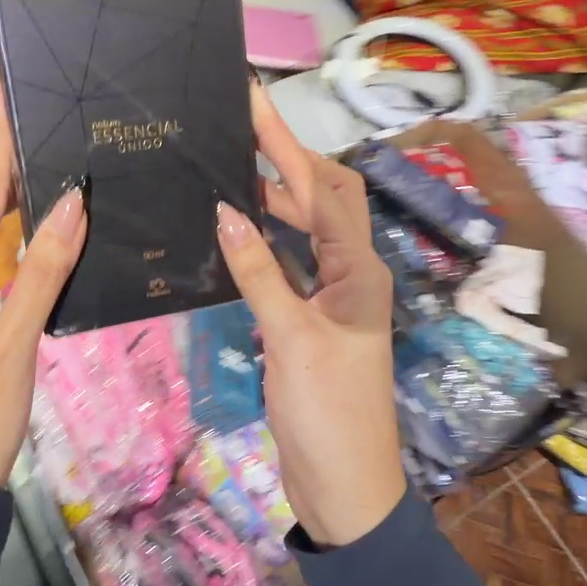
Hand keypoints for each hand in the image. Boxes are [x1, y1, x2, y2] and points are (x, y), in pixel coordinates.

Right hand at [217, 85, 406, 546]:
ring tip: (231, 170)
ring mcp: (337, 295)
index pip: (319, 188)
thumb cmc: (326, 413)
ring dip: (277, 197)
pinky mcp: (316, 318)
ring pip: (310, 227)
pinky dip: (270, 239)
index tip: (253, 99)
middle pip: (327, 196)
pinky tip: (239, 232)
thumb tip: (227, 212)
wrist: (347, 486)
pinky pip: (294, 261)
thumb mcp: (290, 339)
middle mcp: (354, 272)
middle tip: (240, 131)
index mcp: (359, 269)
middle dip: (288, 158)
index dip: (284, 141)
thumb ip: (259, 273)